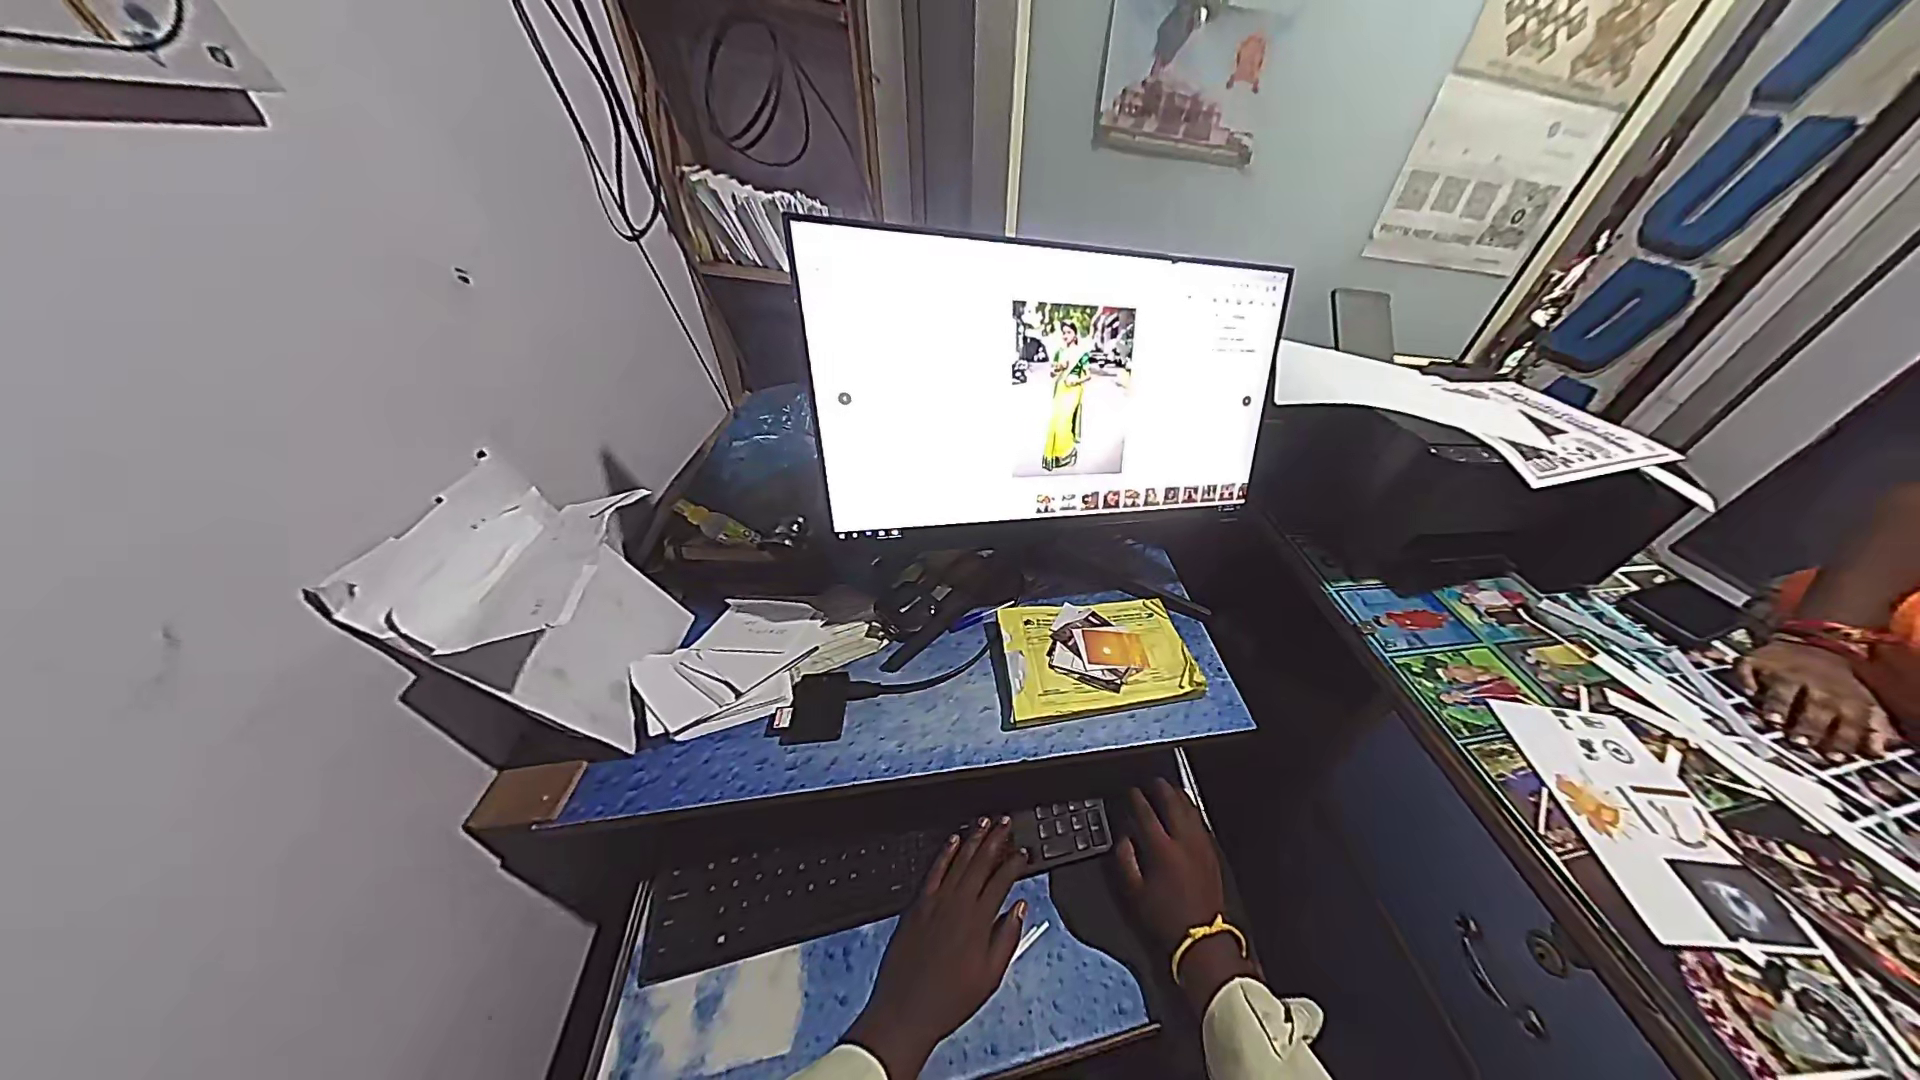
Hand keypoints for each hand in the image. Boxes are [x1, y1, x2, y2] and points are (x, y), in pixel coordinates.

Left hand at [844, 817, 1027, 1078]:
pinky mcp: (918, 904)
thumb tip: (1019, 909)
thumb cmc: (949, 999)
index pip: (1002, 881)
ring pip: (959, 860)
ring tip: (984, 822)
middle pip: (981, 862)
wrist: (906, 1010)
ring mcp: (936, 901)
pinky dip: (945, 852)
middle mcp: (958, 905)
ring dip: (973, 838)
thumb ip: (1008, 937)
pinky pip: (934, 870)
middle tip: (1005, 823)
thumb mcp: (990, 975)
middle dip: (996, 839)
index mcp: (979, 921)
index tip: (1023, 854)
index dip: (1015, 863)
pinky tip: (952, 840)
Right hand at [1114, 779, 1256, 1012]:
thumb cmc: (1166, 920)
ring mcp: (1201, 847)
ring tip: (1170, 789)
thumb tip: (1123, 839)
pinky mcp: (1212, 855)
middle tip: (1152, 782)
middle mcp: (1183, 843)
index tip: (1131, 792)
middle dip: (1160, 789)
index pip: (1146, 813)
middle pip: (1172, 804)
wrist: (1202, 941)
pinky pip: (1201, 823)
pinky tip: (1188, 810)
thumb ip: (1125, 860)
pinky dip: (1192, 810)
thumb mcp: (1134, 893)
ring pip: (1191, 811)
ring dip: (1179, 796)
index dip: (1136, 799)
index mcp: (1161, 850)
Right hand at [1737, 639, 1894, 758]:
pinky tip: (1749, 692)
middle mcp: (1817, 686)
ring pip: (1782, 689)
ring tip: (1772, 719)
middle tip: (1798, 741)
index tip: (1834, 757)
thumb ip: (1867, 729)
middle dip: (1808, 725)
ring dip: (1778, 705)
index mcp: (1848, 699)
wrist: (1810, 644)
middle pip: (1815, 708)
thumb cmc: (1835, 684)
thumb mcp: (1860, 703)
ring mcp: (1783, 671)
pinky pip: (1749, 670)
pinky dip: (1748, 681)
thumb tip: (1875, 753)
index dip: (1842, 741)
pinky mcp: (1755, 660)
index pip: (1848, 723)